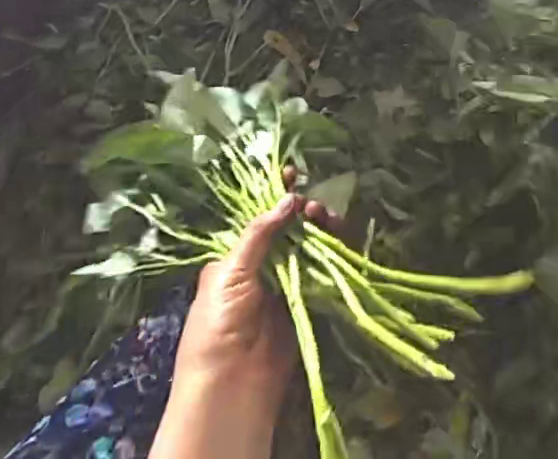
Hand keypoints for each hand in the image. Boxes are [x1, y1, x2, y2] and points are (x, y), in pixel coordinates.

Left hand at [152, 194, 326, 458]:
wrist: (230, 386)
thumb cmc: (219, 322)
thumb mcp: (231, 271)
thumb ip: (259, 235)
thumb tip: (287, 199)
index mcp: (237, 254)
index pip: (260, 217)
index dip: (276, 195)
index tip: (293, 172)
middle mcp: (262, 265)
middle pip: (288, 230)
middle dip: (302, 212)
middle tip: (314, 205)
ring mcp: (285, 284)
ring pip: (307, 248)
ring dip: (318, 230)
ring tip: (326, 217)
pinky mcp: (305, 304)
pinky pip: (320, 274)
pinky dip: (331, 256)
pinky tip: (337, 241)